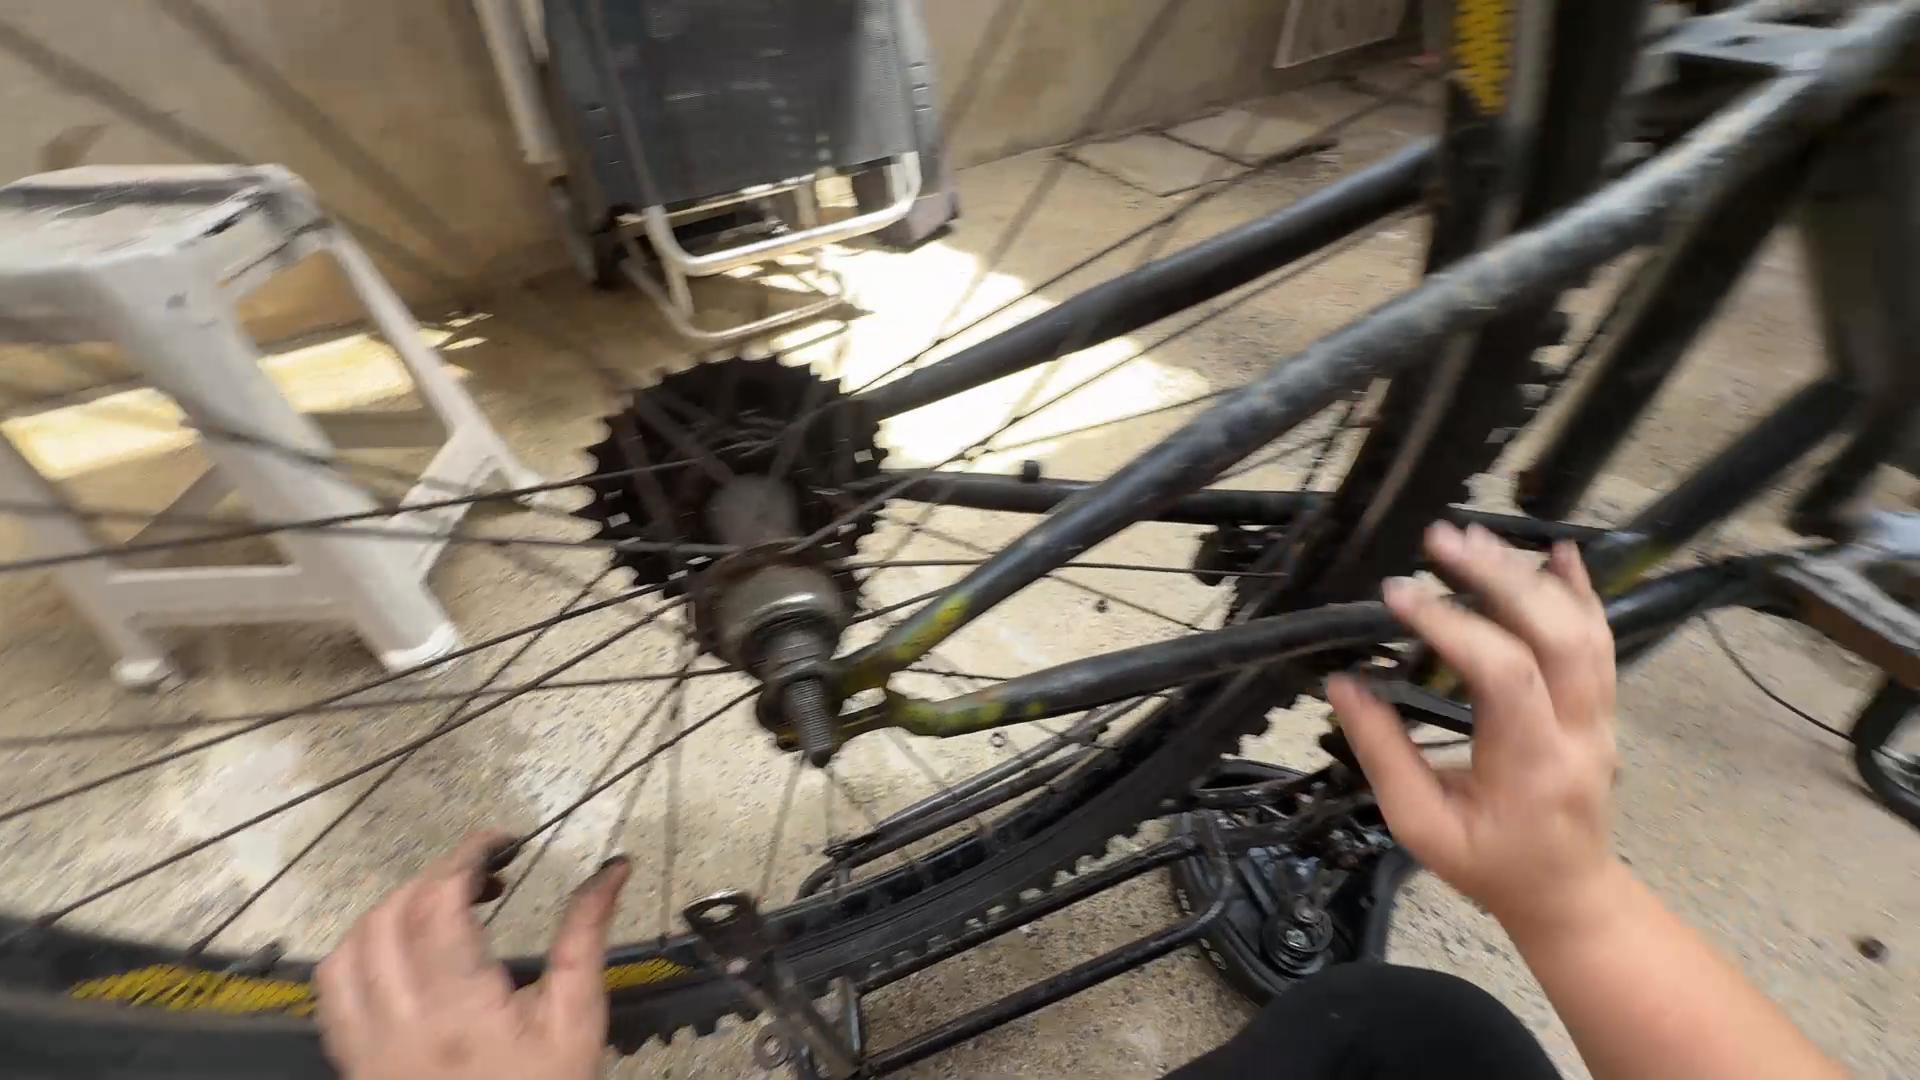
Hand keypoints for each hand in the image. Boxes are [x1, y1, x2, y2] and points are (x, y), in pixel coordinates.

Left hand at [316, 832, 630, 1079]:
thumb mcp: (578, 1015)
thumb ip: (586, 935)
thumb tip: (614, 865)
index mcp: (456, 1010)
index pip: (436, 907)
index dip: (465, 858)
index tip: (503, 842)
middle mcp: (394, 1027)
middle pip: (386, 920)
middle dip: (435, 877)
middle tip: (487, 874)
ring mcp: (361, 1051)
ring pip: (346, 954)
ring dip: (394, 909)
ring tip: (446, 905)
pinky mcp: (350, 1065)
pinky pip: (333, 993)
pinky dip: (364, 950)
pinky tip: (409, 949)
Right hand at [1328, 522, 1622, 936]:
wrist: (1568, 894)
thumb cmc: (1489, 864)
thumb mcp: (1418, 823)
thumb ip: (1382, 753)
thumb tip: (1343, 684)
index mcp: (1534, 764)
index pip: (1504, 674)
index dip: (1451, 625)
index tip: (1396, 593)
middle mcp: (1580, 731)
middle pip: (1557, 636)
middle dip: (1498, 578)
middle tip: (1441, 539)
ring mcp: (1599, 717)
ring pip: (1582, 630)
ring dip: (1527, 575)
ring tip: (1473, 535)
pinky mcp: (1598, 707)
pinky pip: (1600, 640)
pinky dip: (1581, 590)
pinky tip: (1557, 551)